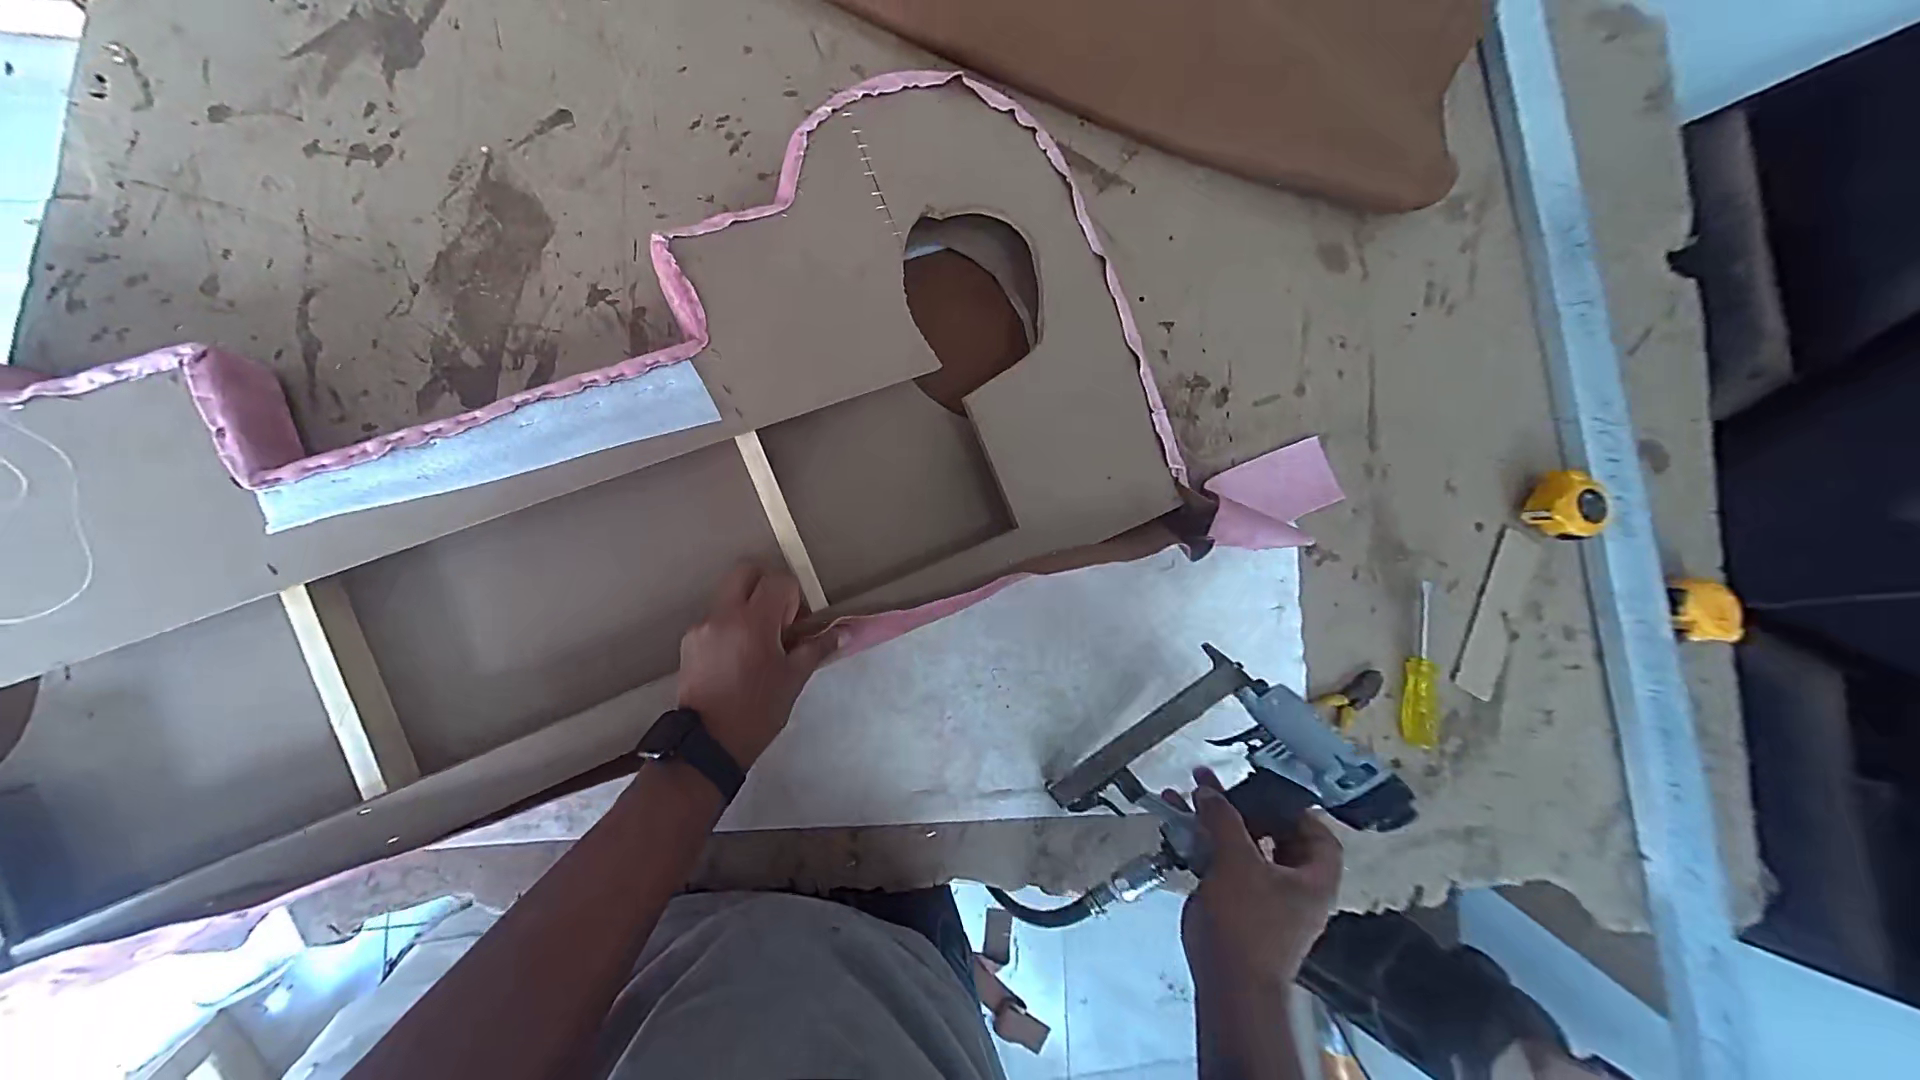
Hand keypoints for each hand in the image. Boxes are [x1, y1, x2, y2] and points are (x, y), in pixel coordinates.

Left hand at [676, 563, 840, 768]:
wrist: (709, 744)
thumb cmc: (758, 710)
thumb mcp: (794, 678)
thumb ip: (818, 646)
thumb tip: (844, 631)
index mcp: (752, 621)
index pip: (778, 580)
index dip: (794, 597)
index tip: (797, 623)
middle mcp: (722, 615)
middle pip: (746, 572)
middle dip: (767, 586)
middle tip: (780, 618)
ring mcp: (701, 627)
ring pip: (729, 595)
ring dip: (748, 606)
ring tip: (760, 644)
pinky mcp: (688, 642)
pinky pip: (715, 618)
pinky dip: (732, 626)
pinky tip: (739, 658)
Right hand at [1178, 767, 1342, 989]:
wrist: (1228, 981)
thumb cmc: (1248, 920)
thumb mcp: (1238, 861)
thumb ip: (1223, 820)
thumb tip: (1208, 790)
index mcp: (1313, 878)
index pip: (1317, 834)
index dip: (1295, 809)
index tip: (1266, 787)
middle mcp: (1291, 884)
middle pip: (1272, 834)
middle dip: (1242, 806)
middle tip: (1217, 782)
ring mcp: (1260, 894)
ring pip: (1239, 845)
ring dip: (1214, 819)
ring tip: (1188, 791)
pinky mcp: (1232, 901)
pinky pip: (1218, 861)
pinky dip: (1200, 840)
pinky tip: (1177, 820)